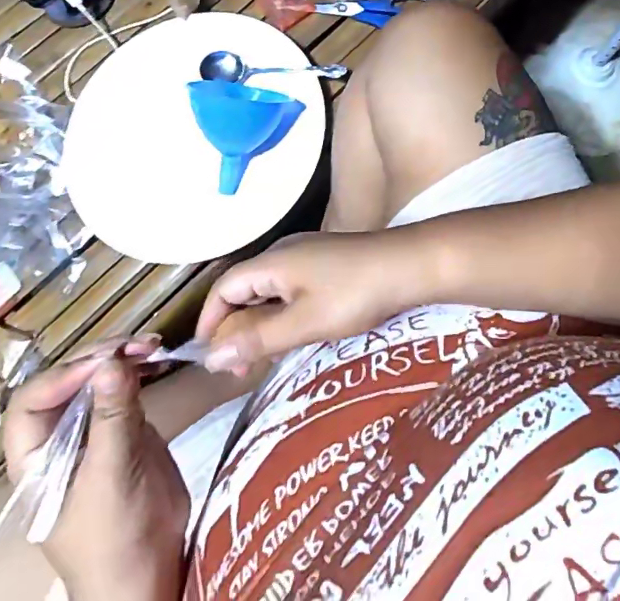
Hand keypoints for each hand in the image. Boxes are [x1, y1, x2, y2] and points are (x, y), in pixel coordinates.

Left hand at [2, 335, 187, 600]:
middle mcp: (59, 439)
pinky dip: (141, 370)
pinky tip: (159, 359)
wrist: (148, 571)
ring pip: (98, 381)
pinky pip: (126, 391)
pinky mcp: (125, 430)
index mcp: (36, 457)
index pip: (33, 402)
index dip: (65, 376)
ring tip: (154, 345)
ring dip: (124, 358)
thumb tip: (112, 362)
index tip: (107, 362)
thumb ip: (112, 417)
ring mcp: (93, 433)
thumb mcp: (112, 474)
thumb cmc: (114, 534)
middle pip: (68, 384)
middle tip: (139, 345)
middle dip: (100, 358)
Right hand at [196, 230, 429, 371]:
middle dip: (236, 327)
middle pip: (245, 288)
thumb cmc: (355, 294)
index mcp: (273, 261)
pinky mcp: (329, 264)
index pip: (224, 286)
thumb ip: (257, 339)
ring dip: (262, 323)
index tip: (210, 357)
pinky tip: (296, 336)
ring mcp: (309, 256)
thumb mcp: (304, 322)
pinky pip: (292, 289)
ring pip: (271, 291)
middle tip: (241, 367)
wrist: (410, 266)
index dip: (210, 321)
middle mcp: (286, 253)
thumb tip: (209, 357)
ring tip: (265, 358)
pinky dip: (284, 313)